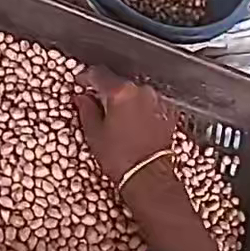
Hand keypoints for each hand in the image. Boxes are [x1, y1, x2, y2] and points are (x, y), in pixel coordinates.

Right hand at [72, 66, 177, 189]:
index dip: (86, 77)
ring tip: (117, 120)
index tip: (81, 83)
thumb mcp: (95, 134)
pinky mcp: (168, 113)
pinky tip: (133, 125)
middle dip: (108, 92)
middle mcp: (142, 91)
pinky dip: (140, 110)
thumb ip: (87, 110)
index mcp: (120, 92)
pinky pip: (149, 105)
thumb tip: (82, 98)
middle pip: (120, 84)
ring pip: (136, 94)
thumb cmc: (121, 158)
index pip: (99, 74)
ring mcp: (157, 101)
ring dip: (125, 101)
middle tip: (97, 106)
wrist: (148, 176)